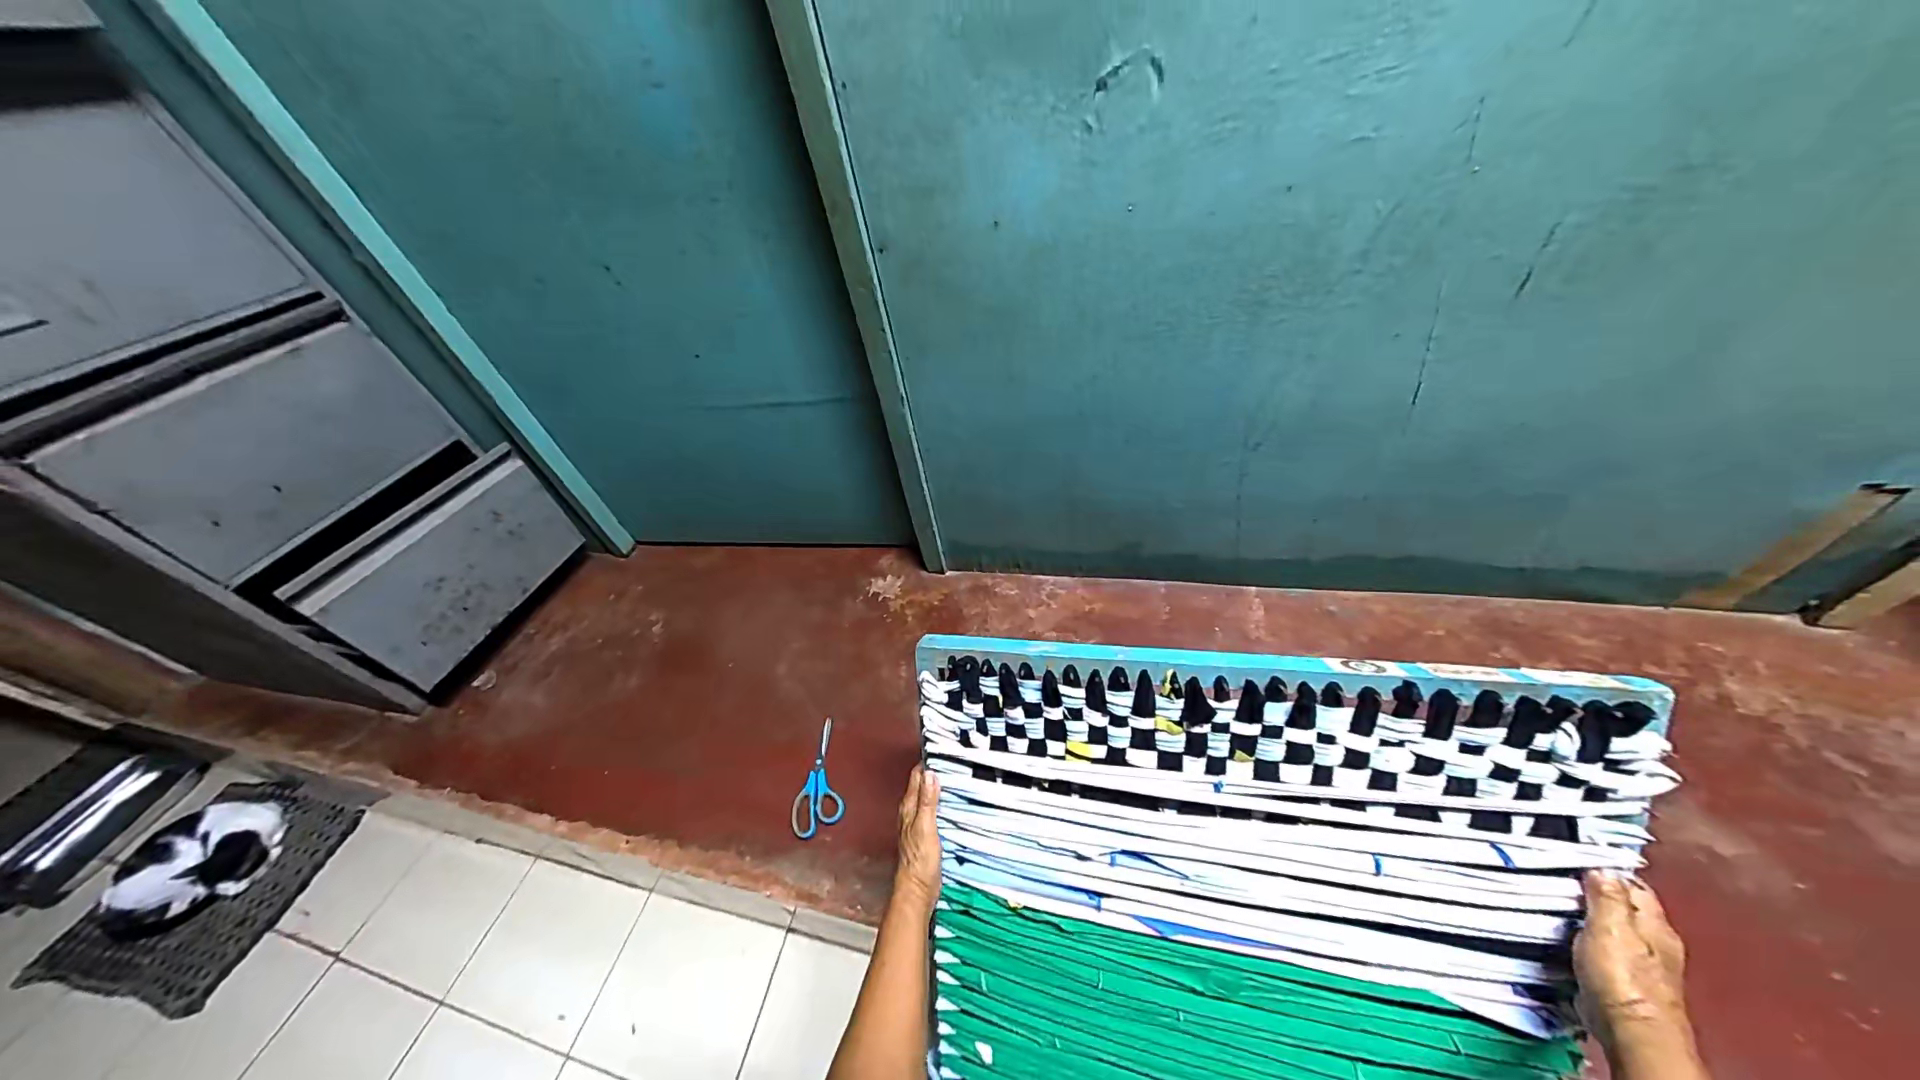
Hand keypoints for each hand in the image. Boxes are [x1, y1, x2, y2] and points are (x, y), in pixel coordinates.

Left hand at [891, 766, 940, 916]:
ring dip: (938, 787)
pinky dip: (941, 802)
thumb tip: (930, 773)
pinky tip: (951, 803)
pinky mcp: (925, 834)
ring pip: (927, 797)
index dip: (927, 762)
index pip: (917, 776)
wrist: (917, 891)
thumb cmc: (920, 860)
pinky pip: (933, 810)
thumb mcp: (926, 828)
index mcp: (909, 807)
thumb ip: (927, 802)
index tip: (943, 749)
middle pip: (922, 785)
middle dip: (934, 772)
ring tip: (955, 776)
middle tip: (954, 759)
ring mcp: (917, 823)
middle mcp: (910, 812)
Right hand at [1575, 871, 1698, 1065]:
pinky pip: (1603, 945)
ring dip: (1589, 915)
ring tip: (1559, 904)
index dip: (1606, 869)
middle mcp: (1654, 941)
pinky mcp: (1623, 979)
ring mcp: (1641, 962)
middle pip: (1623, 905)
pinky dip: (1587, 937)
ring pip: (1612, 926)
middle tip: (1561, 879)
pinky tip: (1569, 937)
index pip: (1632, 884)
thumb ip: (1607, 896)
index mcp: (1655, 925)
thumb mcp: (1610, 928)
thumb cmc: (1622, 978)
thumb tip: (1603, 868)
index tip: (1574, 858)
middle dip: (1596, 892)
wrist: (1630, 1031)